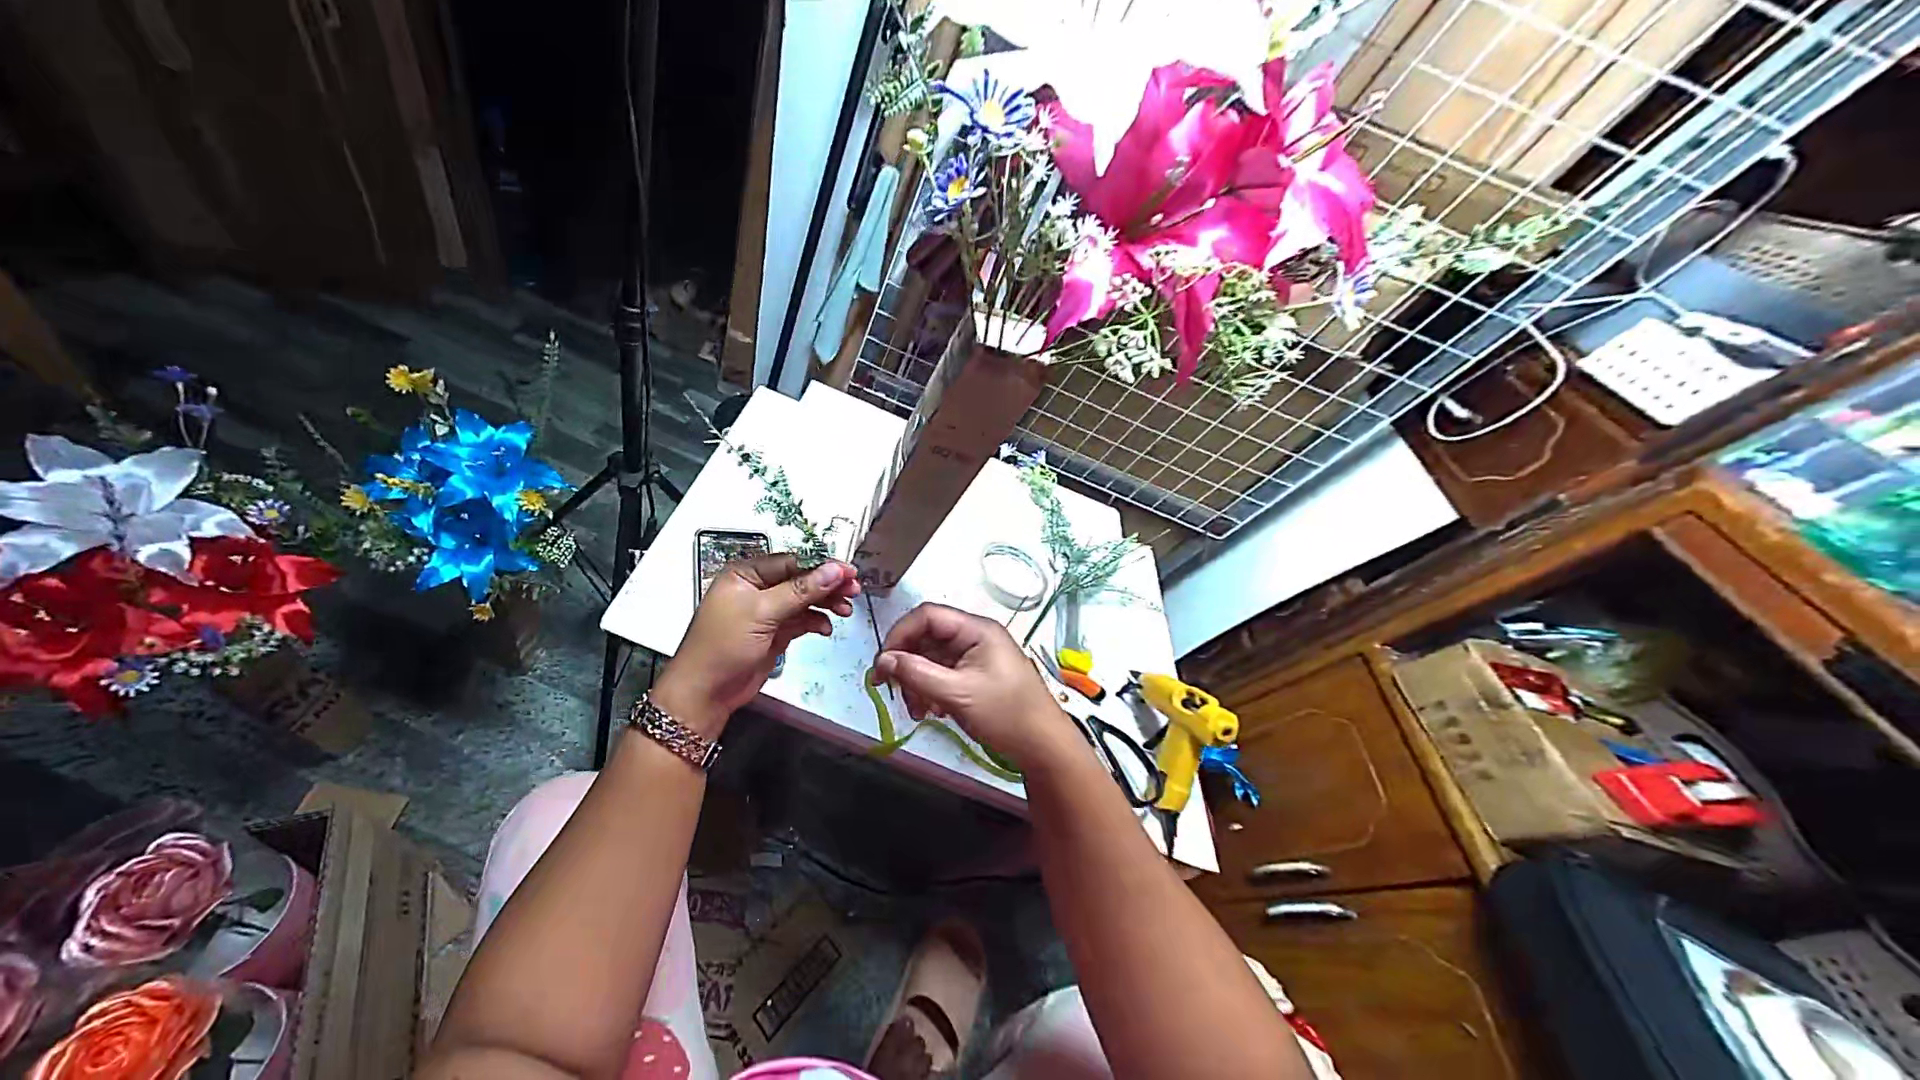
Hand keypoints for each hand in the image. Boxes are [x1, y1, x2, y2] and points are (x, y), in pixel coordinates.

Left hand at [652, 556, 860, 736]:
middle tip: (854, 589)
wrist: (705, 692)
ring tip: (845, 610)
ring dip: (826, 604)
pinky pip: (802, 621)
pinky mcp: (775, 633)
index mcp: (746, 574)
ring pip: (805, 601)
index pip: (792, 562)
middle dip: (828, 585)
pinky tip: (826, 628)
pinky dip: (816, 622)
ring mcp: (767, 612)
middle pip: (801, 580)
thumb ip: (800, 590)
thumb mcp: (762, 612)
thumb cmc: (722, 646)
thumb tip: (833, 570)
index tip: (847, 572)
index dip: (822, 566)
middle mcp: (757, 589)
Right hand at [870, 603, 1080, 773]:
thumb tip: (883, 661)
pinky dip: (930, 691)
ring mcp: (975, 657)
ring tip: (918, 710)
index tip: (884, 663)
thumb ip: (917, 674)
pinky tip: (931, 712)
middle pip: (927, 638)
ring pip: (932, 659)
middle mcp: (975, 637)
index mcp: (976, 630)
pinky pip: (942, 675)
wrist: (1042, 745)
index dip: (900, 635)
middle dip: (907, 665)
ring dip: (917, 683)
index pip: (927, 616)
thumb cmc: (1007, 714)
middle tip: (893, 690)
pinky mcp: (975, 676)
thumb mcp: (957, 694)